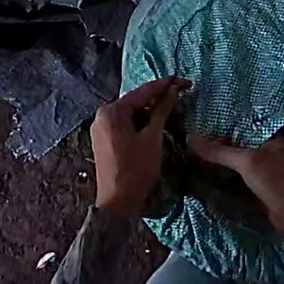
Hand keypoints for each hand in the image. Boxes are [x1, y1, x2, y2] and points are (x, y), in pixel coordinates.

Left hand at [91, 77, 187, 218]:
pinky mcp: (104, 140)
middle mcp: (102, 116)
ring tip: (173, 106)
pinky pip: (125, 124)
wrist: (118, 203)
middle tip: (181, 92)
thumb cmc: (136, 169)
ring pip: (130, 114)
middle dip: (157, 98)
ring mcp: (101, 129)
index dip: (164, 86)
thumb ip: (161, 111)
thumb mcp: (152, 138)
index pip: (141, 93)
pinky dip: (141, 123)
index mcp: (111, 112)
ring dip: (150, 111)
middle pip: (135, 102)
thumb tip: (172, 90)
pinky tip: (156, 122)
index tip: (182, 80)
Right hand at [188, 132, 283, 280]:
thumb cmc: (280, 182)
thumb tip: (188, 137)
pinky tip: (196, 166)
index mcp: (264, 134)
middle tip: (180, 130)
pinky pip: (229, 173)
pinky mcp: (251, 183)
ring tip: (182, 146)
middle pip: (229, 139)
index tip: (188, 114)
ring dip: (210, 155)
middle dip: (208, 137)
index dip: (213, 118)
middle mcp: (259, 146)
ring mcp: (255, 166)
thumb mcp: (248, 162)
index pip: (234, 121)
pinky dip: (215, 170)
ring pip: (228, 157)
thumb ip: (219, 151)